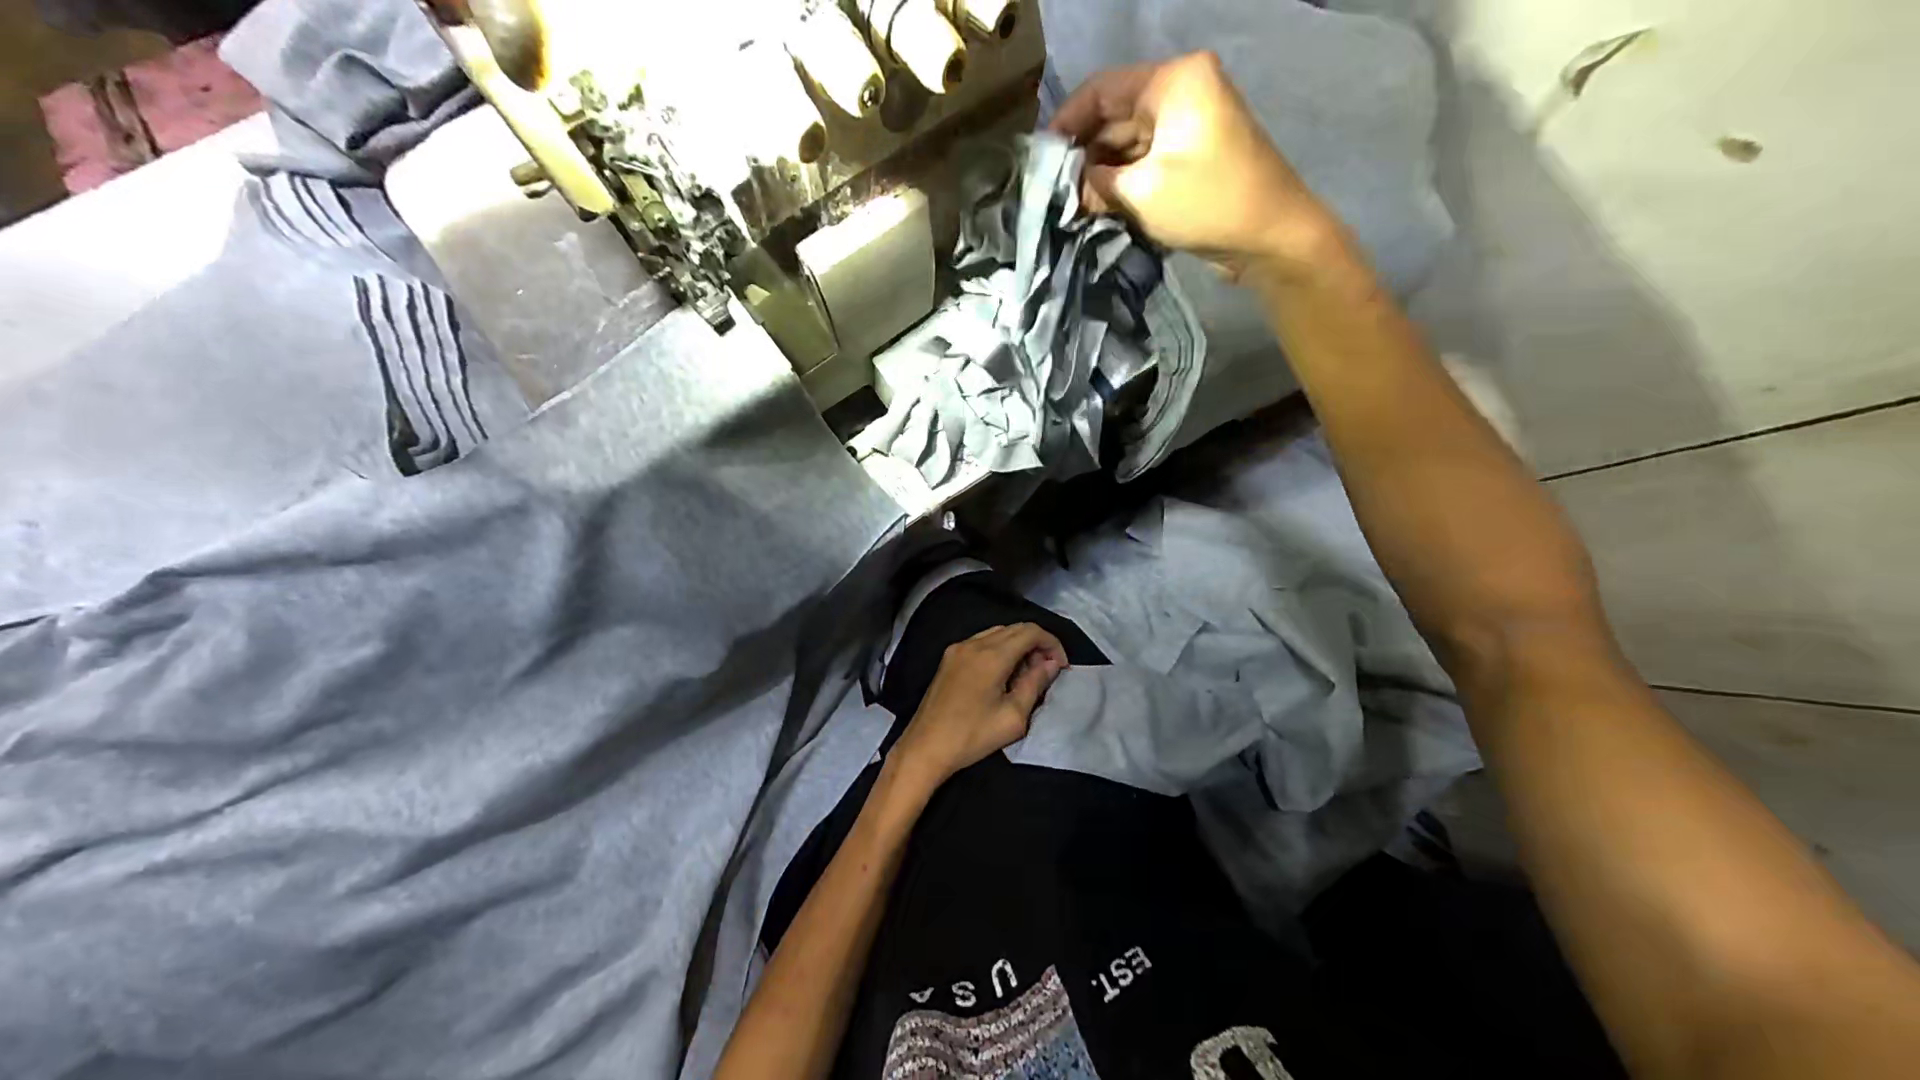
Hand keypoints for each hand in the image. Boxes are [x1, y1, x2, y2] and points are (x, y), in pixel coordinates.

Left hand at [890, 623, 1068, 787]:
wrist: (925, 747)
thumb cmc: (972, 736)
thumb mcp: (1013, 717)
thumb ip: (1034, 684)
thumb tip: (1050, 664)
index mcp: (992, 656)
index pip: (1031, 632)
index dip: (1052, 644)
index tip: (1060, 666)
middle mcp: (974, 643)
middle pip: (1015, 628)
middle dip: (1036, 644)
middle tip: (1045, 672)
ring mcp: (958, 648)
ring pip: (998, 633)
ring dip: (1018, 646)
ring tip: (1025, 676)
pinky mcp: (948, 658)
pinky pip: (982, 641)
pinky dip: (999, 650)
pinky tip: (1002, 675)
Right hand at [1049, 51, 1356, 285]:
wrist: (1271, 237)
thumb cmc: (1207, 202)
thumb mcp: (1141, 193)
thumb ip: (1096, 184)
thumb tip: (1066, 188)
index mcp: (1173, 80)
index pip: (1102, 89)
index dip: (1067, 122)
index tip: (1041, 159)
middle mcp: (1182, 91)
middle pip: (1115, 116)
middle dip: (1084, 153)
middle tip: (1054, 190)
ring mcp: (1189, 124)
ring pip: (1129, 142)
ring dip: (1102, 173)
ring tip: (1073, 204)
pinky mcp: (1193, 155)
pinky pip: (1146, 160)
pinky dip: (1123, 181)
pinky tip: (1099, 206)